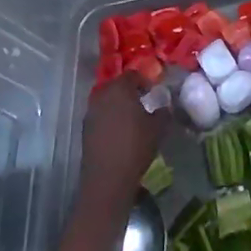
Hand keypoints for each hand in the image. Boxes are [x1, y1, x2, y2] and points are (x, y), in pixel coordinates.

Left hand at [80, 78, 166, 210]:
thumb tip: (164, 105)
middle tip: (143, 103)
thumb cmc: (136, 146)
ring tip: (131, 119)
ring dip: (118, 105)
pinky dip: (109, 118)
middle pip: (117, 86)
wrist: (108, 175)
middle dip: (130, 92)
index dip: (144, 81)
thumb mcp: (158, 129)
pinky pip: (100, 114)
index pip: (132, 75)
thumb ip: (163, 112)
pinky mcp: (85, 125)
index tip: (152, 91)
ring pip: (107, 100)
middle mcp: (102, 93)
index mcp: (120, 88)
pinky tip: (118, 132)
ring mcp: (91, 109)